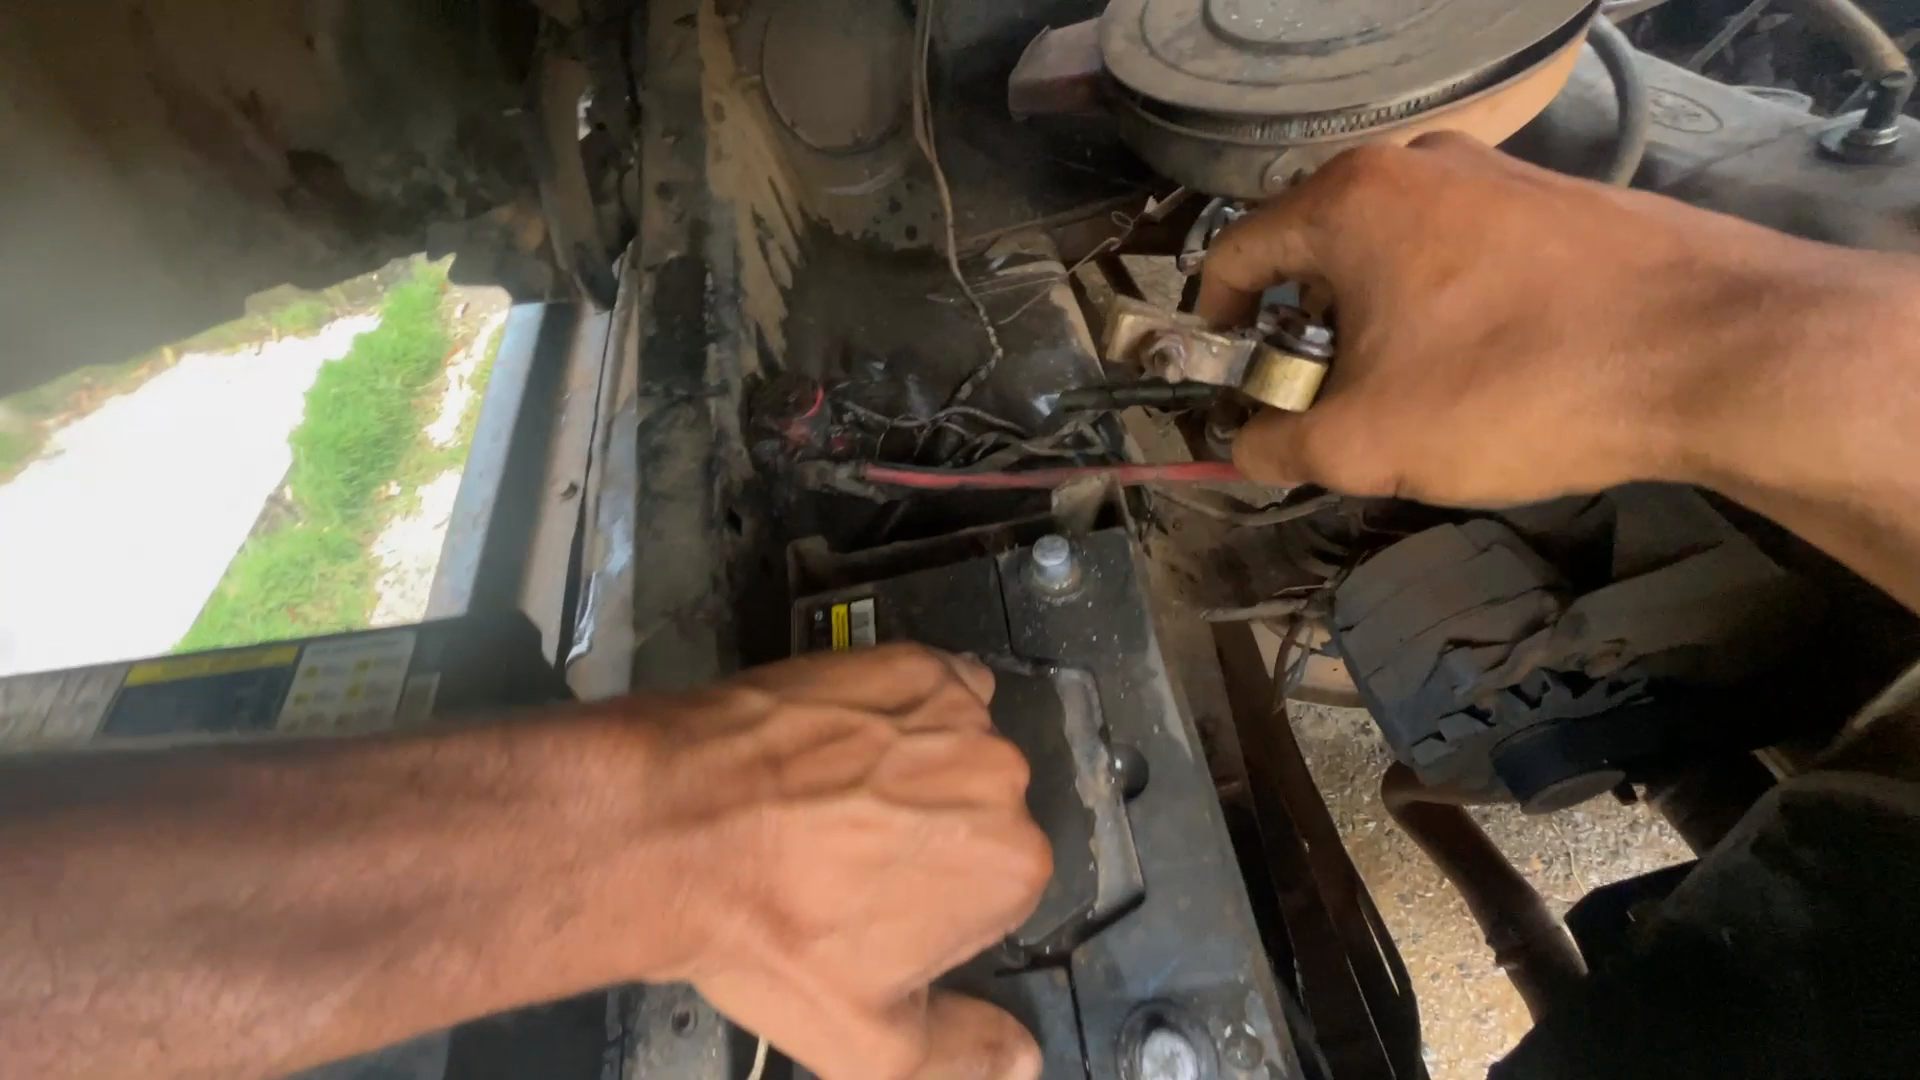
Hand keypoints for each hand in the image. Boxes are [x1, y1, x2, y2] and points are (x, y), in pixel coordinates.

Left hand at [632, 645, 1050, 1079]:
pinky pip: (941, 686)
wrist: (682, 819)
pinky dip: (914, 707)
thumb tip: (1025, 1059)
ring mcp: (957, 709)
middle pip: (986, 803)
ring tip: (848, 785)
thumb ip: (965, 1057)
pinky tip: (856, 735)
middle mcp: (1002, 776)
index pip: (1000, 879)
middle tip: (861, 839)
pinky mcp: (912, 660)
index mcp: (1011, 864)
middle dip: (940, 824)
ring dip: (927, 762)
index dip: (942, 893)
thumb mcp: (869, 1043)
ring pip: (964, 743)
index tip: (887, 895)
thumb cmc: (774, 930)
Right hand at [1199, 132, 1891, 506]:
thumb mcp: (1355, 444)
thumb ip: (1268, 446)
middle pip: (1304, 254)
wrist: (1726, 357)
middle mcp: (1410, 166)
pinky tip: (1464, 361)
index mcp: (1347, 204)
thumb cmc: (1506, 390)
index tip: (1228, 372)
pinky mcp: (1547, 199)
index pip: (1233, 255)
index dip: (1212, 322)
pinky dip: (1421, 304)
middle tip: (1313, 395)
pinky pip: (1444, 250)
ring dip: (1356, 321)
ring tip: (1392, 386)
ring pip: (1376, 252)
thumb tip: (1242, 445)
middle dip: (1290, 331)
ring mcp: (1489, 172)